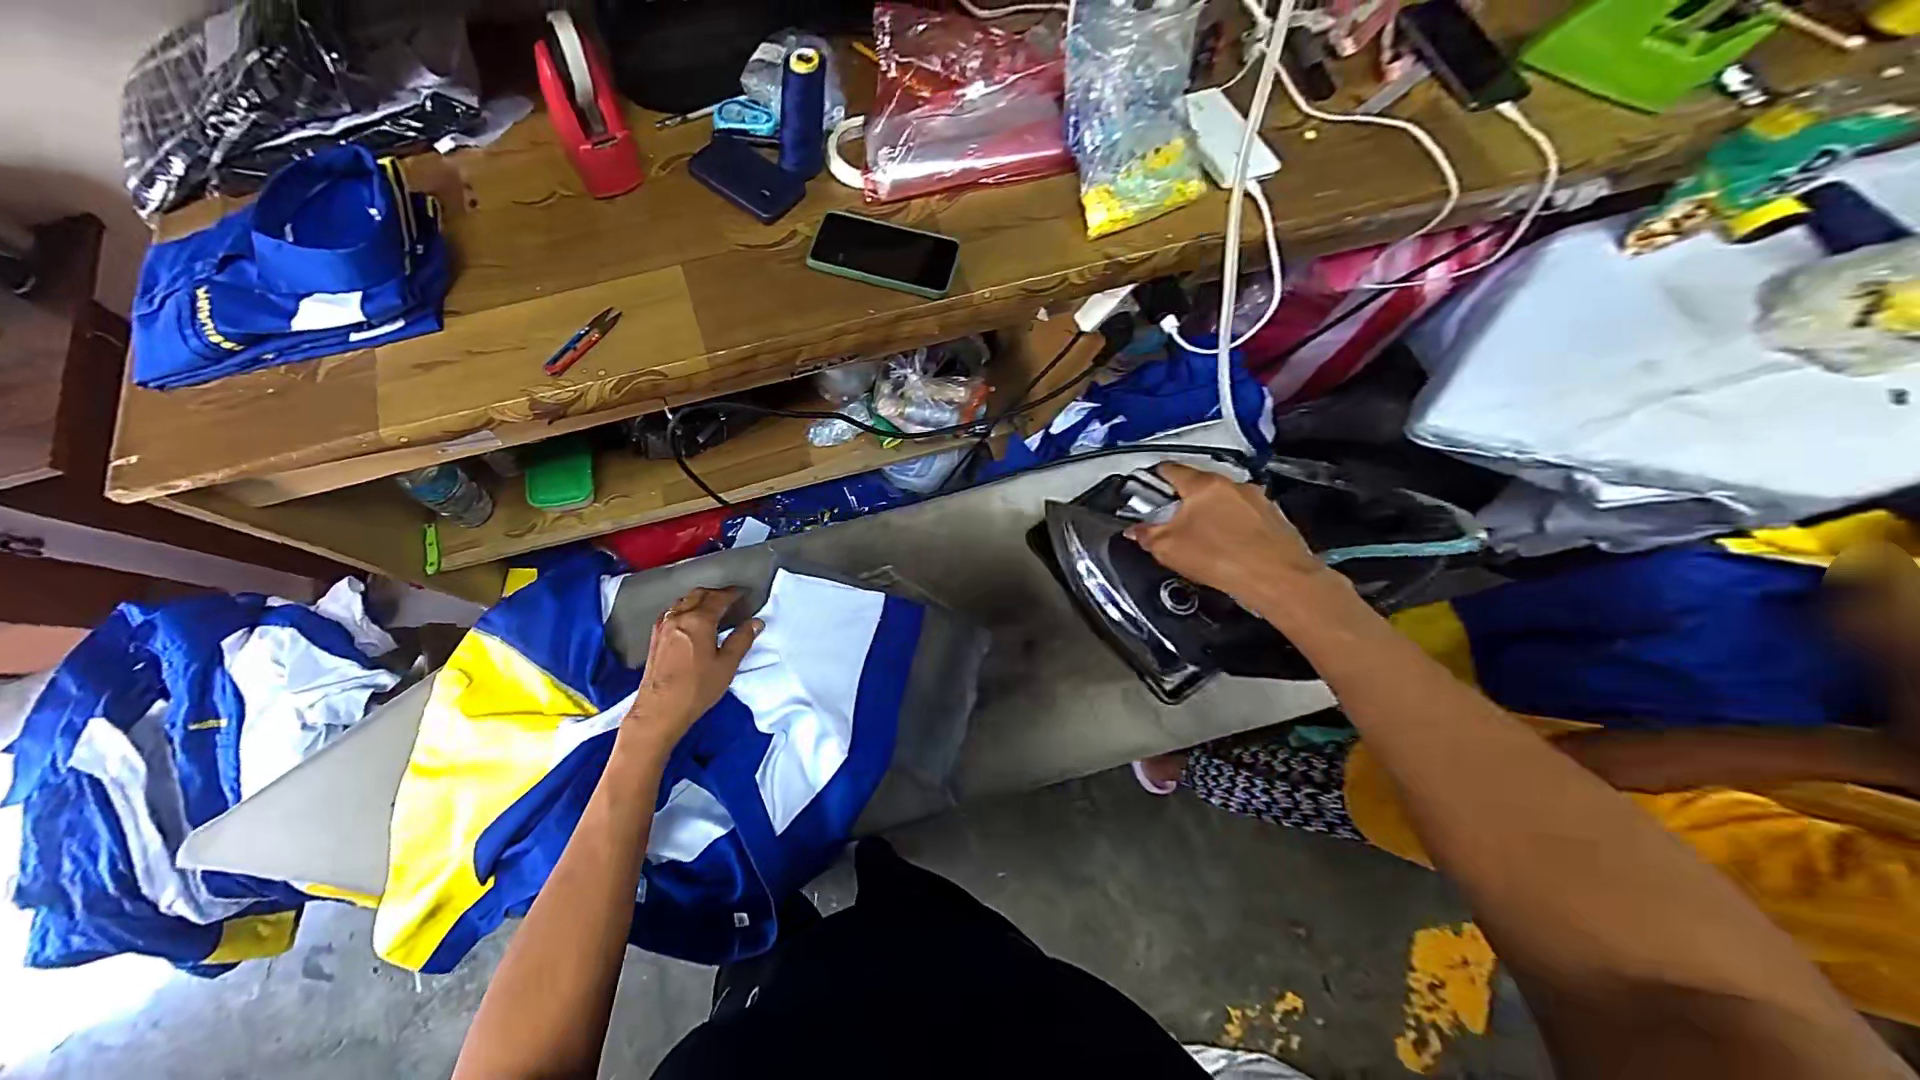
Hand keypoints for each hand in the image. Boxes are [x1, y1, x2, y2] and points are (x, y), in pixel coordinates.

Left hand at [624, 586, 761, 749]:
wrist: (659, 710)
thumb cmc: (696, 689)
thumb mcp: (727, 665)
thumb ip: (742, 640)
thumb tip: (755, 623)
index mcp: (698, 621)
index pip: (718, 598)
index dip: (733, 593)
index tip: (743, 593)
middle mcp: (678, 617)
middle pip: (698, 595)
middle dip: (716, 593)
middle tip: (730, 599)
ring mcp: (663, 626)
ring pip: (683, 602)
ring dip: (699, 599)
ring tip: (712, 608)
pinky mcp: (655, 637)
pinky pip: (672, 612)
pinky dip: (684, 609)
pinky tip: (690, 620)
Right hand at [1124, 463, 1340, 617]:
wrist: (1278, 579)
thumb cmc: (1225, 559)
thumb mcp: (1168, 549)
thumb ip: (1147, 535)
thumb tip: (1137, 531)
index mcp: (1204, 484)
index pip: (1171, 469)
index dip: (1155, 478)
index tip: (1148, 487)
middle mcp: (1233, 485)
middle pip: (1199, 486)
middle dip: (1184, 503)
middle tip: (1173, 525)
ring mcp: (1257, 500)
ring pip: (1225, 502)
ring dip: (1212, 516)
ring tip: (1203, 543)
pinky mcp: (1275, 517)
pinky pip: (1246, 517)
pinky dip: (1234, 528)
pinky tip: (1228, 550)